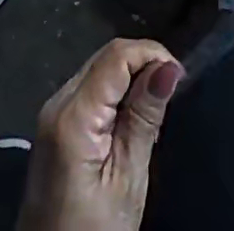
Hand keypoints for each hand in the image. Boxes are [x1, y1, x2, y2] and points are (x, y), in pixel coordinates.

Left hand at [17, 39, 183, 230]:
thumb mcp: (128, 180)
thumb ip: (144, 118)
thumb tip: (168, 68)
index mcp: (74, 115)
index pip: (116, 56)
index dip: (151, 54)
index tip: (180, 76)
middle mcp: (58, 101)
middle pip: (105, 57)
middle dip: (143, 62)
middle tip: (173, 91)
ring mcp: (53, 109)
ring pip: (99, 67)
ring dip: (131, 76)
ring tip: (155, 109)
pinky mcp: (55, 121)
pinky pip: (91, 86)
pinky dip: (116, 90)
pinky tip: (132, 118)